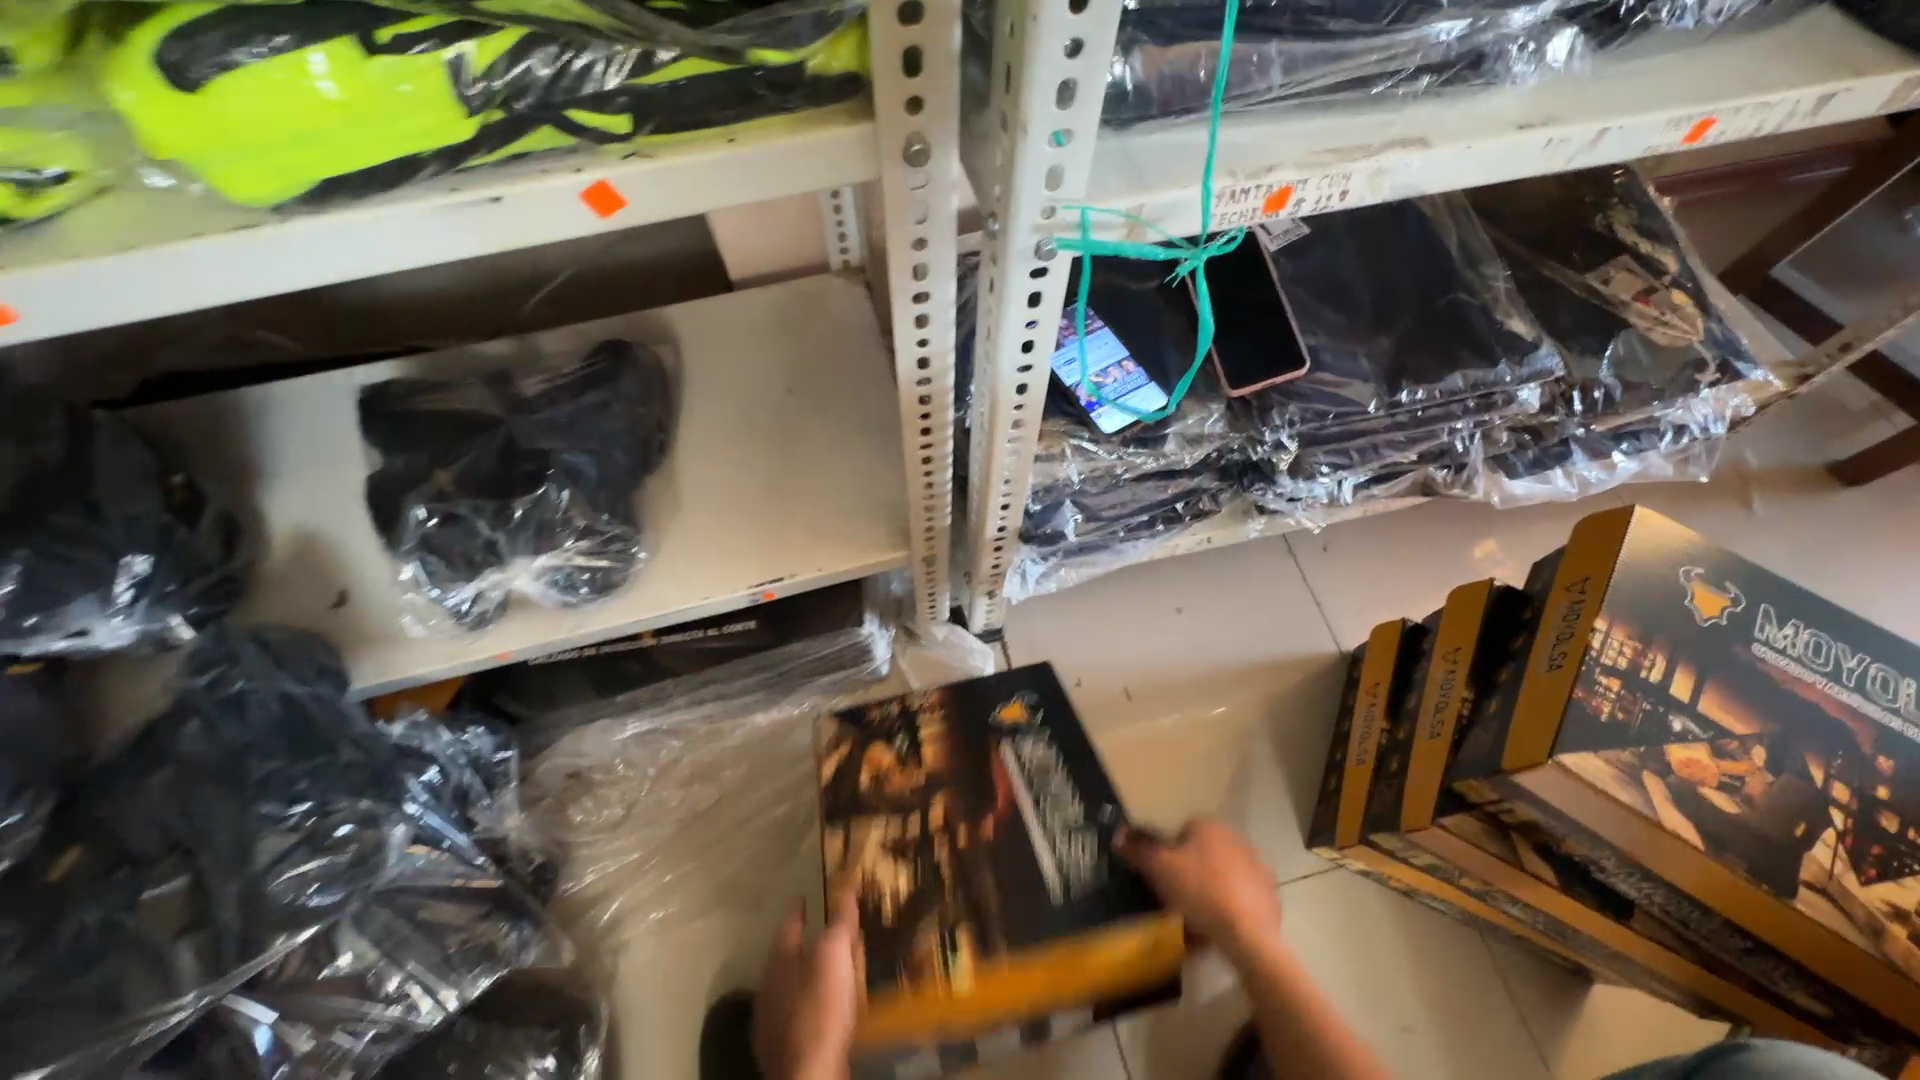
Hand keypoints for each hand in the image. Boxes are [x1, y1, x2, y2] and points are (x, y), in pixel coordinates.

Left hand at [754, 894, 859, 1079]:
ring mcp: (773, 1019)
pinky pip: (800, 1012)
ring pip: (791, 986)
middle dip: (804, 942)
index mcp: (778, 961)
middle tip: (823, 931)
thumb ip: (839, 922)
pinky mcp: (785, 1046)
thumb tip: (845, 885)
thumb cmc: (820, 1008)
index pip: (787, 925)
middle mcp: (769, 987)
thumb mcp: (834, 955)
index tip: (803, 896)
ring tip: (829, 967)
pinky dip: (813, 1001)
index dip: (798, 909)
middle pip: (787, 956)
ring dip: (809, 973)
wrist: (809, 1074)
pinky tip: (826, 1006)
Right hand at [1116, 818, 1282, 962]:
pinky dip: (1229, 908)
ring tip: (1195, 919)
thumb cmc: (1199, 891)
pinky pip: (1240, 897)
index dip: (1166, 854)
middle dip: (1189, 872)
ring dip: (1209, 890)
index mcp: (1210, 826)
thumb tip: (1119, 834)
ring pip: (1221, 876)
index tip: (1160, 877)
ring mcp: (1257, 867)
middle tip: (1174, 898)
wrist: (1248, 934)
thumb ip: (1137, 849)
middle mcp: (1237, 839)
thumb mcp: (1158, 868)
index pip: (1181, 831)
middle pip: (1202, 853)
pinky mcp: (1270, 895)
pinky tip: (1217, 927)